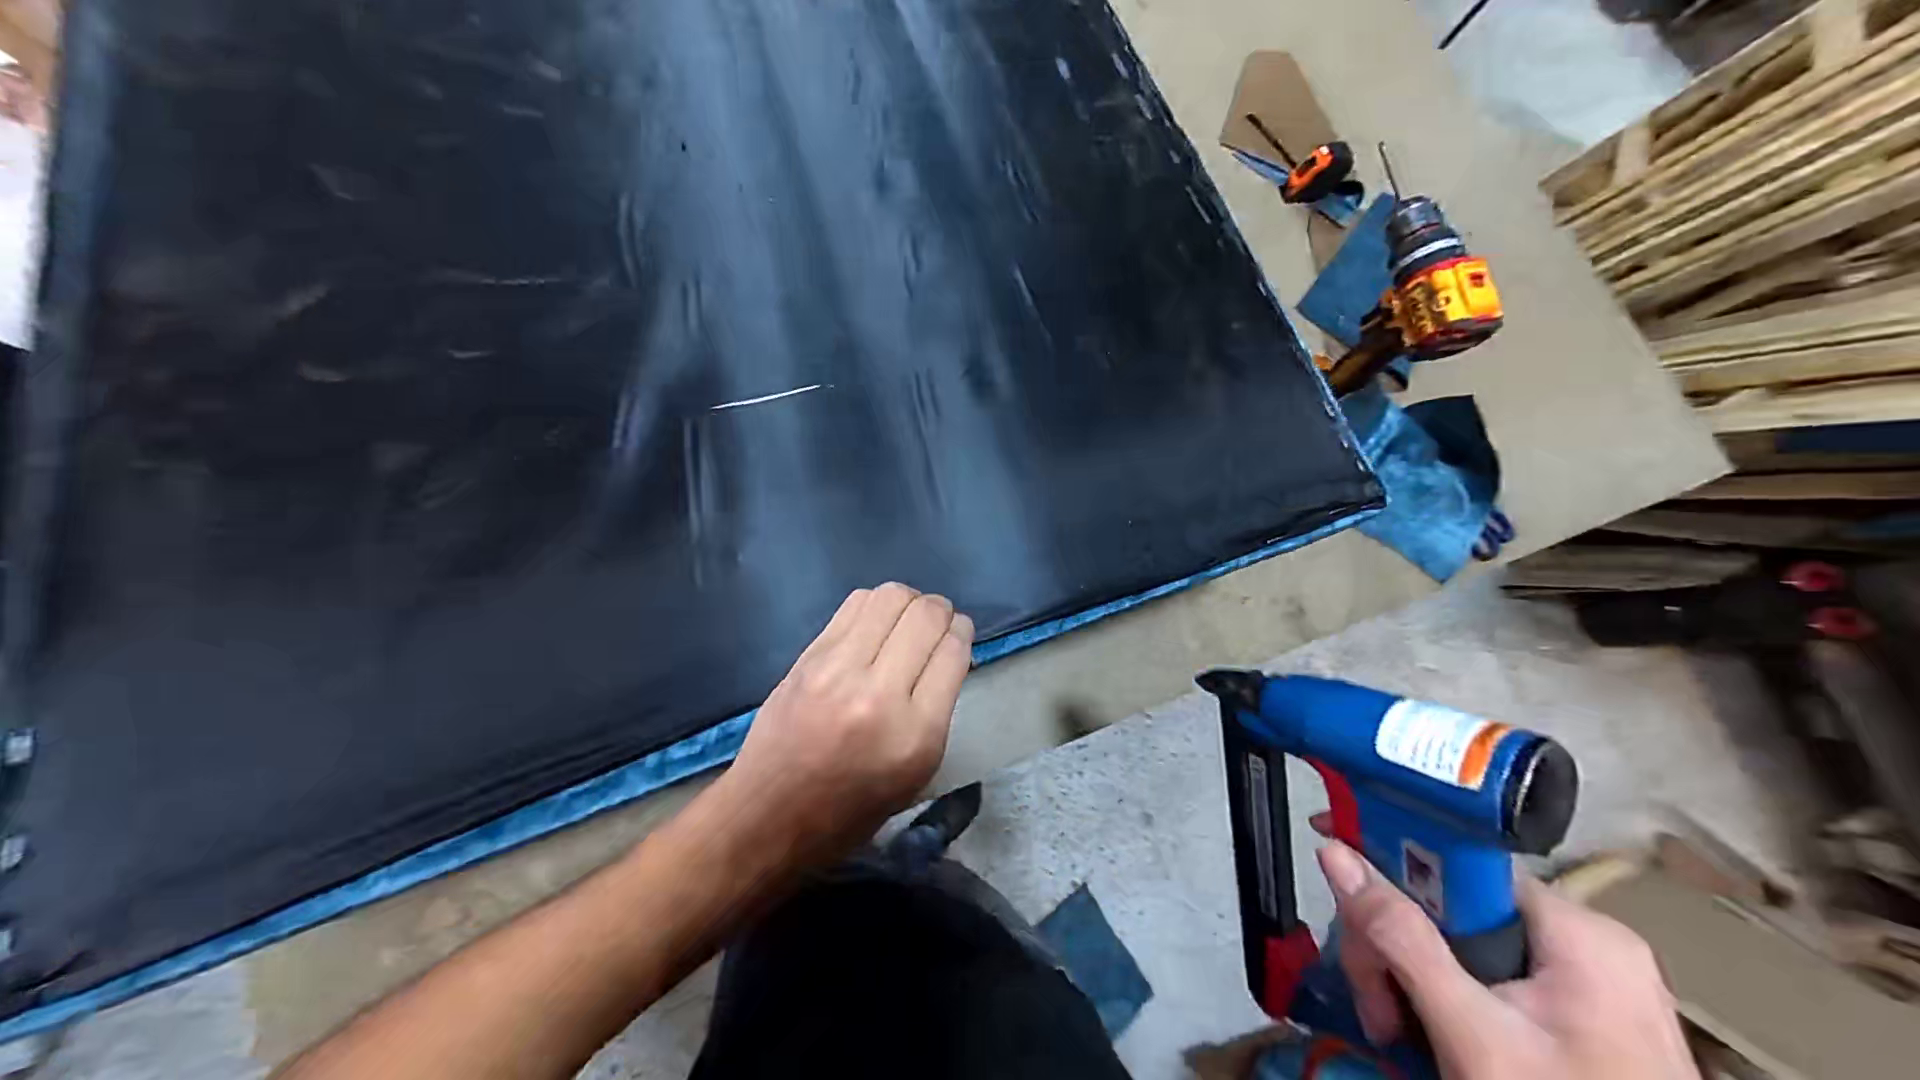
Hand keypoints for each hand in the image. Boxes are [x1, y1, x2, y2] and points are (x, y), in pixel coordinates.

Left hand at [717, 583, 974, 865]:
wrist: (769, 814)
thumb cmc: (851, 809)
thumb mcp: (916, 774)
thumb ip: (937, 709)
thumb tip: (945, 652)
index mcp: (916, 734)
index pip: (953, 653)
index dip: (963, 634)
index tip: (960, 635)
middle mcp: (879, 694)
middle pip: (926, 616)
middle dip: (943, 611)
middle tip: (938, 623)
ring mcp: (838, 669)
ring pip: (891, 597)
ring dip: (910, 601)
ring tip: (907, 619)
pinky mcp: (809, 656)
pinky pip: (855, 603)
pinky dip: (876, 604)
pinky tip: (877, 622)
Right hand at [1316, 842, 1699, 1079]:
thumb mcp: (1471, 1036)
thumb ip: (1399, 939)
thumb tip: (1335, 853)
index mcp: (1580, 933)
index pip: (1456, 860)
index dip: (1386, 857)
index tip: (1333, 863)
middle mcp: (1585, 944)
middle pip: (1448, 906)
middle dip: (1392, 948)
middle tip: (1373, 1004)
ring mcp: (1584, 984)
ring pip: (1456, 942)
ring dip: (1407, 978)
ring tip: (1390, 1029)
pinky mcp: (1574, 1017)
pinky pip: (1481, 976)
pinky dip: (1438, 997)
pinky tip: (1421, 1033)